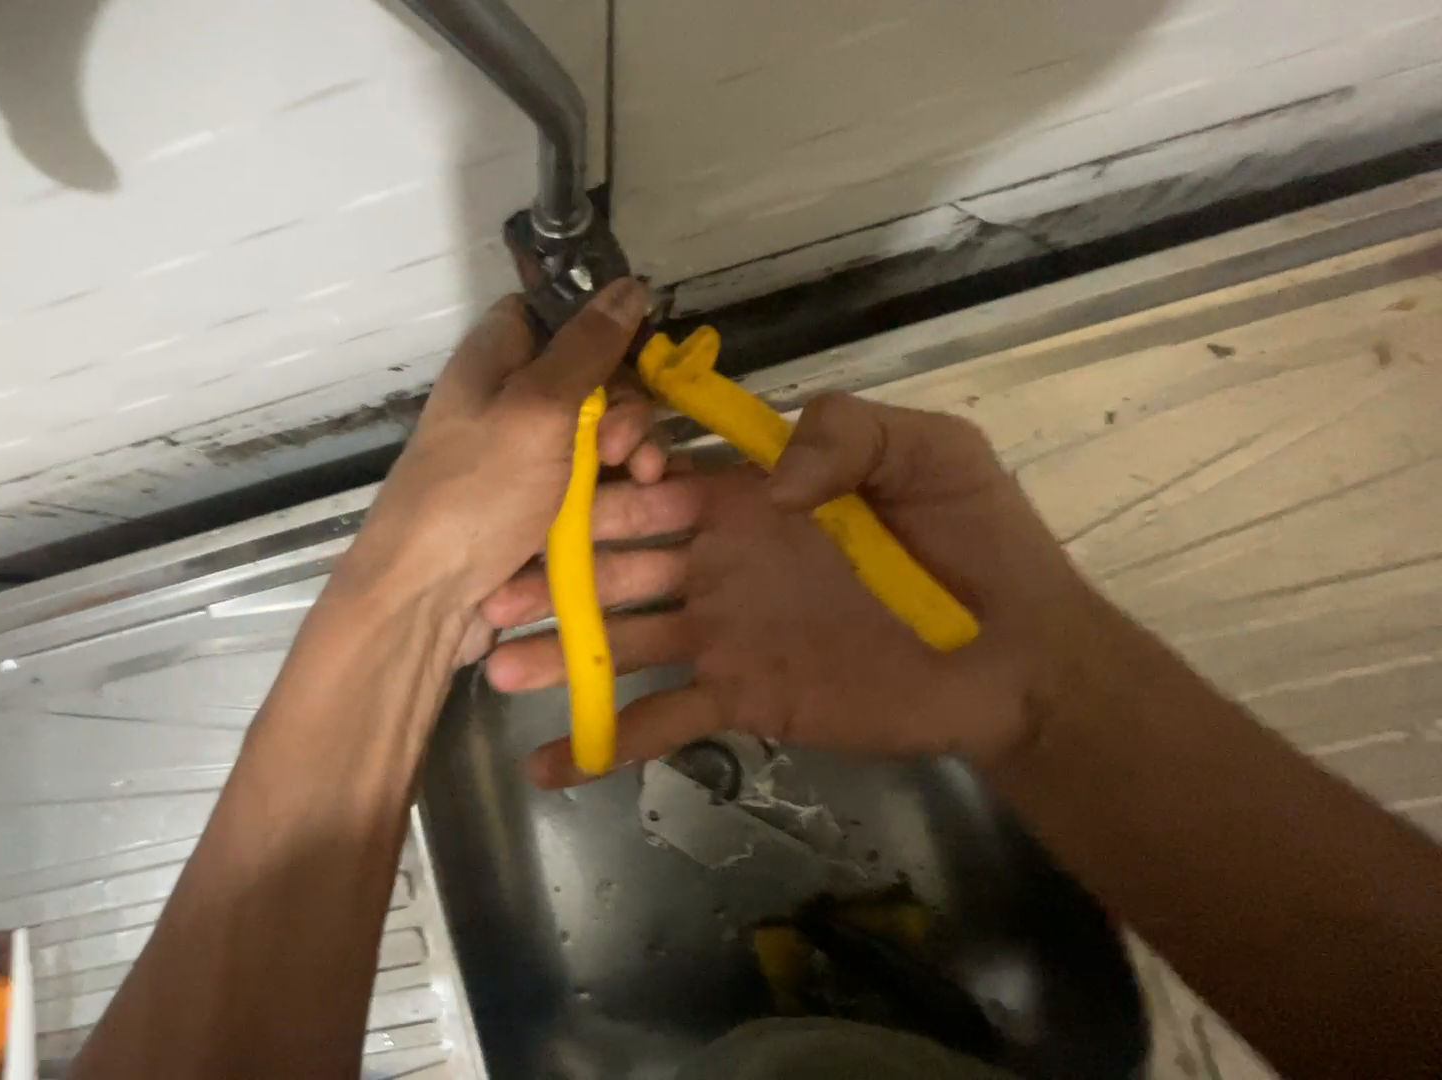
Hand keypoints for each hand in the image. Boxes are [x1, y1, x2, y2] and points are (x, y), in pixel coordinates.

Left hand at [337, 280, 657, 655]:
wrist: (425, 596)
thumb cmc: (474, 491)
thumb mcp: (535, 408)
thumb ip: (586, 348)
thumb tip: (627, 285)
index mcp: (494, 359)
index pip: (552, 313)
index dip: (599, 326)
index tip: (636, 353)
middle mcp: (509, 401)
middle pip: (589, 379)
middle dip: (624, 405)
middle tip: (625, 447)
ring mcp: (522, 457)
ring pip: (598, 432)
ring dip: (631, 449)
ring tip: (643, 479)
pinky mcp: (537, 504)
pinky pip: (590, 479)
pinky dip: (616, 485)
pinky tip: (638, 499)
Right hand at [480, 393, 1101, 785]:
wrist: (1019, 658)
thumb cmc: (974, 543)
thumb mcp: (928, 452)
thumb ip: (846, 432)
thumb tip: (768, 484)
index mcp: (745, 498)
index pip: (651, 484)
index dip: (598, 488)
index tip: (551, 499)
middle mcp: (713, 563)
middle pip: (613, 565)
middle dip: (550, 574)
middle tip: (490, 590)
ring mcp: (718, 634)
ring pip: (618, 640)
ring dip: (556, 654)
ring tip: (495, 666)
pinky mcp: (736, 697)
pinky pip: (659, 719)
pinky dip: (603, 742)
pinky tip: (548, 764)